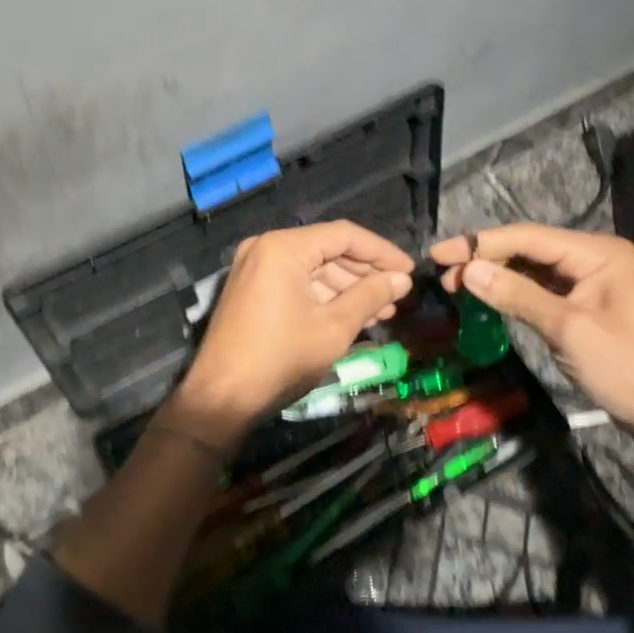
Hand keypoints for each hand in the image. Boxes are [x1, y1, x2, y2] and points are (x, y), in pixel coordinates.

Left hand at [171, 221, 414, 441]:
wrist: (223, 396)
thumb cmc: (281, 358)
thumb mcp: (334, 327)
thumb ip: (370, 296)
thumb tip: (401, 279)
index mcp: (283, 247)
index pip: (344, 235)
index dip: (381, 252)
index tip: (410, 271)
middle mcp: (265, 247)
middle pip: (327, 249)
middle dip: (365, 272)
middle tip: (399, 294)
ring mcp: (255, 268)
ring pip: (313, 267)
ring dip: (348, 287)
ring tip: (384, 310)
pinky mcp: (251, 289)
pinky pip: (296, 282)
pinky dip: (324, 296)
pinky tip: (354, 315)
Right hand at [428, 224, 633, 445]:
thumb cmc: (628, 369)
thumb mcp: (568, 329)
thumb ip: (517, 295)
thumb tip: (468, 270)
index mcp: (600, 253)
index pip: (529, 237)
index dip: (480, 244)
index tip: (438, 254)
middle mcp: (598, 259)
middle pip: (531, 249)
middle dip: (486, 260)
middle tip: (443, 276)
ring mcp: (596, 284)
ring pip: (536, 270)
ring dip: (498, 277)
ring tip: (457, 286)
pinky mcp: (592, 308)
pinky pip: (546, 291)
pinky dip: (517, 294)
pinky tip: (490, 298)